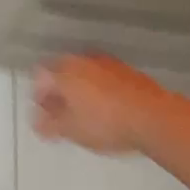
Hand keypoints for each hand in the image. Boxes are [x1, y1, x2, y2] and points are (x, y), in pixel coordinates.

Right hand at [32, 55, 168, 153]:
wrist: (152, 116)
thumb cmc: (106, 123)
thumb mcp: (72, 131)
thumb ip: (49, 125)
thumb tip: (36, 122)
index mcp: (62, 71)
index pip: (39, 75)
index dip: (38, 94)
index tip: (45, 113)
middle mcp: (80, 59)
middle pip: (60, 70)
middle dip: (58, 90)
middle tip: (63, 112)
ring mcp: (103, 61)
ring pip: (82, 71)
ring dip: (78, 87)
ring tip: (86, 111)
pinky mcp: (123, 68)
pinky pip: (101, 75)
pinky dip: (98, 87)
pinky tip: (106, 106)